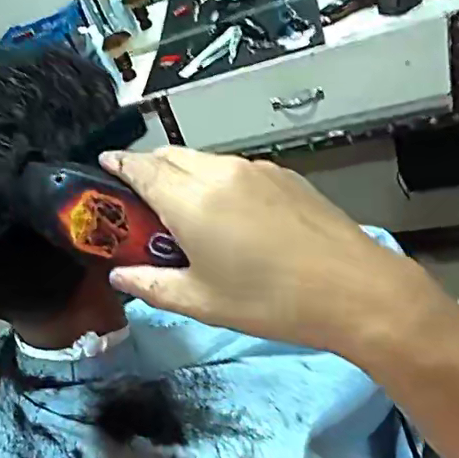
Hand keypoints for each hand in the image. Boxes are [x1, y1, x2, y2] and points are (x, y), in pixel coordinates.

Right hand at [99, 148, 451, 357]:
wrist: (354, 288)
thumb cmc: (270, 301)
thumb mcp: (202, 302)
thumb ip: (153, 285)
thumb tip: (121, 275)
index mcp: (192, 199)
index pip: (142, 167)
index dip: (118, 164)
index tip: (104, 166)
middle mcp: (221, 172)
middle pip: (172, 155)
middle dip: (149, 167)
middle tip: (140, 197)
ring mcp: (258, 169)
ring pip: (206, 159)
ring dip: (185, 173)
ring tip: (184, 207)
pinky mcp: (286, 175)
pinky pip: (237, 169)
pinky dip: (218, 180)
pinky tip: (230, 212)